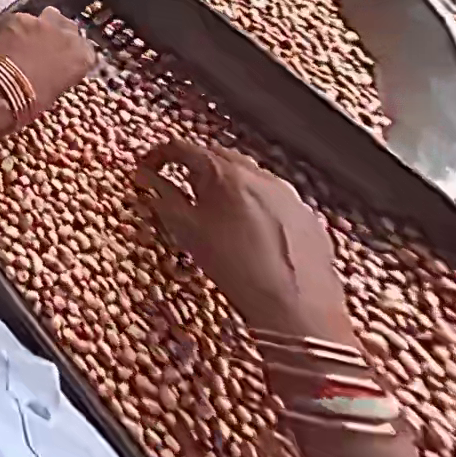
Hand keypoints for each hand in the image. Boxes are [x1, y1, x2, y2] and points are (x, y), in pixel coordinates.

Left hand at [0, 7, 95, 118]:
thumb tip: (52, 69)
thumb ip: (60, 72)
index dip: (69, 50)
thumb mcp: (55, 89)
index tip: (59, 54)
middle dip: (56, 33)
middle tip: (40, 43)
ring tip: (22, 38)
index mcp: (83, 57)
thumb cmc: (30, 101)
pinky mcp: (18, 17)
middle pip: (67, 26)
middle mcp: (69, 35)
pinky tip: (3, 37)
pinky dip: (12, 27)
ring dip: (37, 26)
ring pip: (45, 16)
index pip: (83, 47)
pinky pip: (18, 19)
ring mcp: (43, 23)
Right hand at [134, 139, 354, 342]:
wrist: (297, 308)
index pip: (182, 148)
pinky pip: (271, 196)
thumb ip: (162, 194)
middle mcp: (260, 176)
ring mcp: (289, 196)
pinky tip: (244, 227)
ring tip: (210, 207)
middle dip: (193, 164)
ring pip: (247, 174)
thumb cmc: (232, 265)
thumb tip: (146, 177)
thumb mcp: (184, 228)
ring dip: (223, 182)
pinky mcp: (308, 217)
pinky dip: (250, 200)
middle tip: (176, 182)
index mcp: (225, 174)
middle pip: (217, 155)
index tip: (147, 167)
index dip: (158, 154)